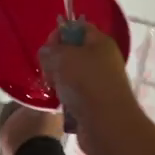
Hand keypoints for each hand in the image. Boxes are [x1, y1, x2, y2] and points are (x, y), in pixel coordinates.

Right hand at [39, 20, 138, 154]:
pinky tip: (59, 102)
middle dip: (56, 60)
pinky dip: (65, 97)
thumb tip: (47, 52)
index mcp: (101, 43)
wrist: (107, 126)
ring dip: (59, 80)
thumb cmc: (87, 83)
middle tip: (47, 70)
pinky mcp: (96, 103)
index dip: (60, 33)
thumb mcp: (63, 57)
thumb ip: (50, 50)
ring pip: (72, 74)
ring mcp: (100, 83)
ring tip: (52, 87)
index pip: (78, 28)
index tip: (47, 47)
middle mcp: (103, 60)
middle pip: (74, 52)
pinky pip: (75, 94)